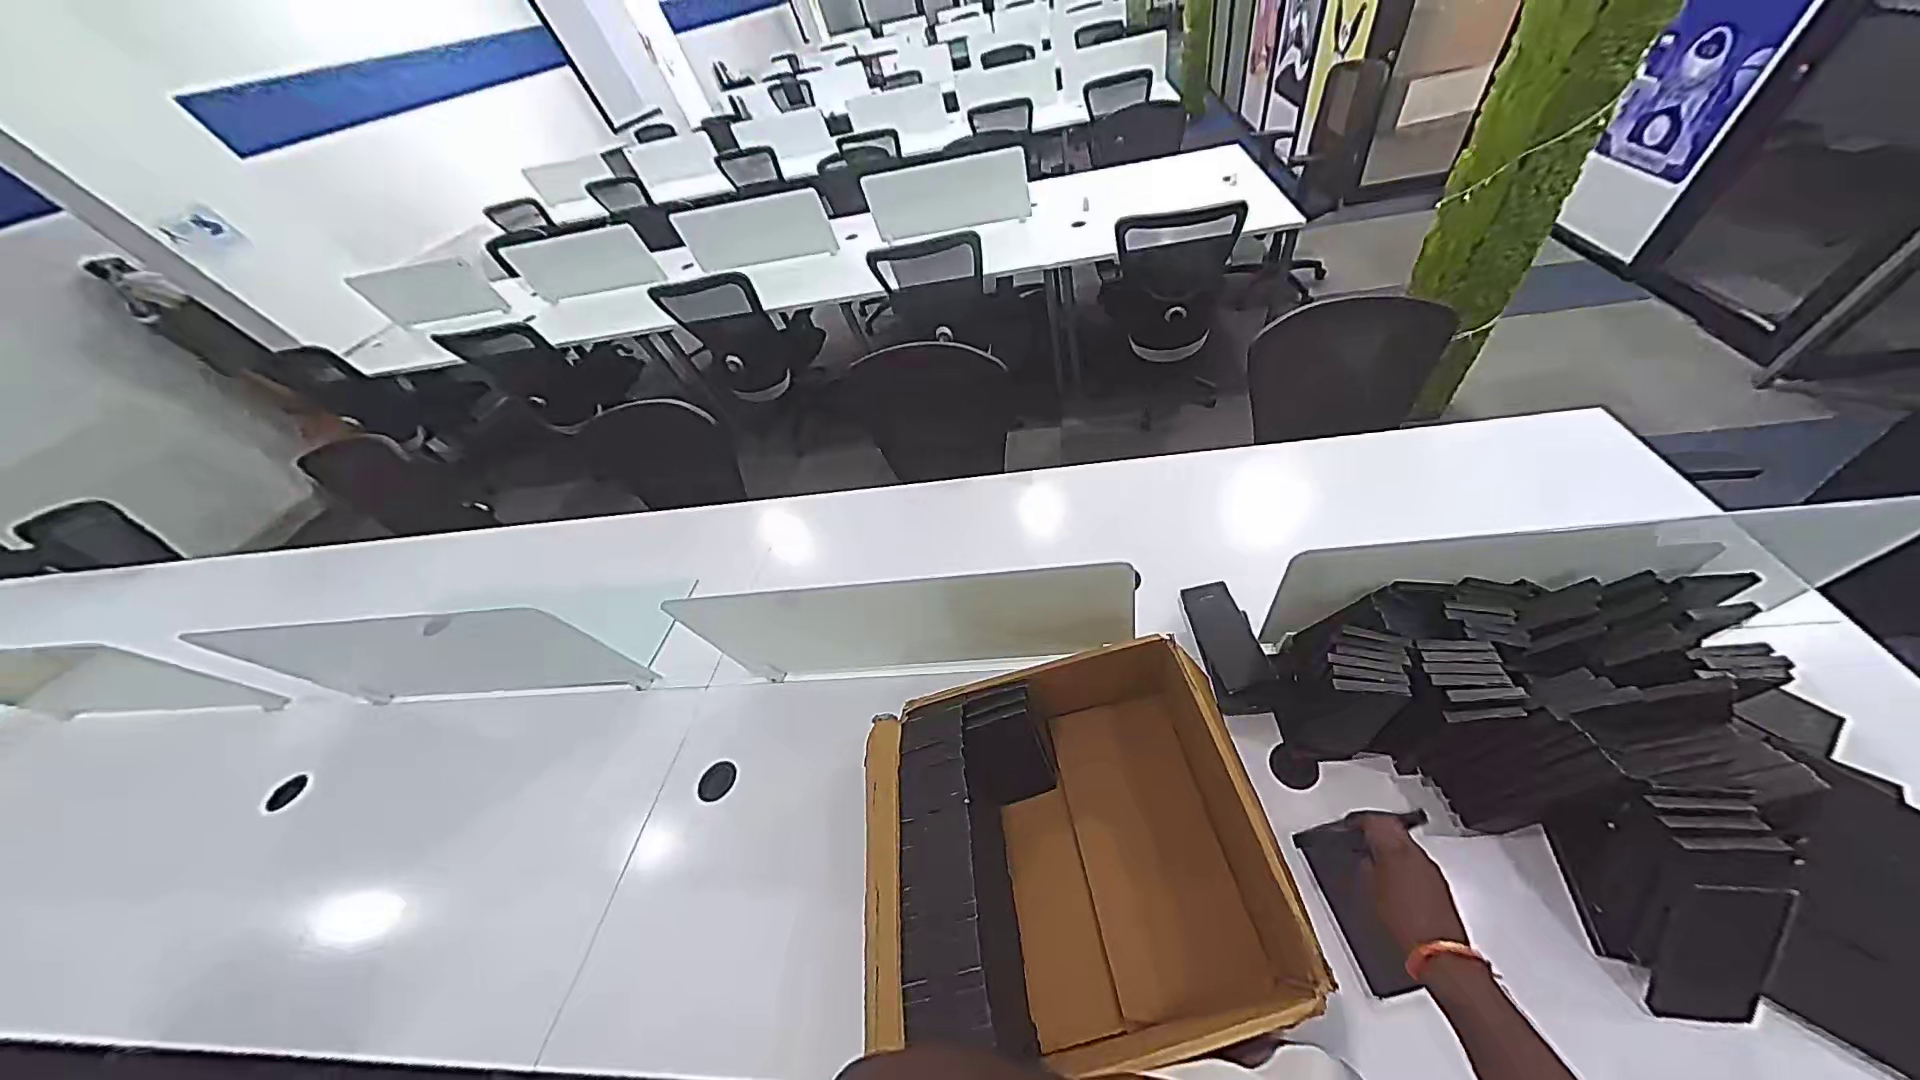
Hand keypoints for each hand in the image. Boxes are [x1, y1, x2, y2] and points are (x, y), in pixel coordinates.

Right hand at [1351, 812, 1467, 956]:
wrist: (1437, 952)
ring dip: (1390, 847)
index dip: (1359, 821)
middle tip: (1361, 837)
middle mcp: (1417, 854)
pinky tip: (1394, 878)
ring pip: (1406, 845)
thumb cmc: (1403, 922)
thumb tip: (1365, 857)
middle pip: (1394, 828)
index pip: (1375, 820)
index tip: (1350, 825)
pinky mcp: (1439, 884)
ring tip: (1375, 860)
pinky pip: (1417, 862)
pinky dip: (1403, 863)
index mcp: (1396, 849)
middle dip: (1376, 831)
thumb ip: (1365, 865)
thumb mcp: (1368, 889)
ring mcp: (1431, 869)